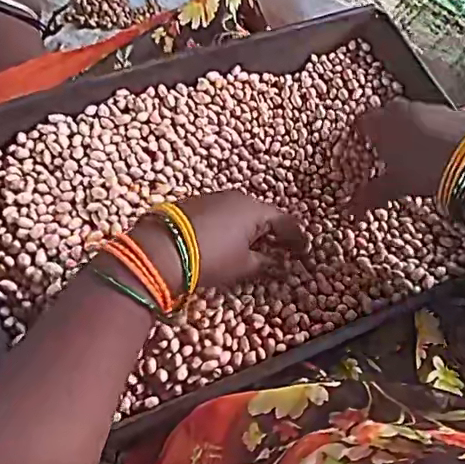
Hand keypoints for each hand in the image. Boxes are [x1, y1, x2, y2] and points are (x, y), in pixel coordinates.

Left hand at [128, 190, 308, 294]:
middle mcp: (235, 197)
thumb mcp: (243, 266)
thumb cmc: (210, 259)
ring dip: (249, 230)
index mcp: (254, 209)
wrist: (160, 251)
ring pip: (239, 213)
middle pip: (261, 215)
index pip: (284, 222)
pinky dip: (230, 228)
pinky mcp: (193, 205)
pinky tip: (227, 242)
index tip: (304, 251)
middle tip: (282, 250)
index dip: (296, 238)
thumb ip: (266, 263)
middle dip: (272, 233)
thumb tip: (280, 264)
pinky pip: (221, 215)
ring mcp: (212, 198)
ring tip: (254, 249)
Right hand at [350, 100, 464, 209]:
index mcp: (381, 123)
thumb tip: (354, 208)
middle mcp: (402, 109)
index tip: (362, 146)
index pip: (362, 122)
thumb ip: (373, 193)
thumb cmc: (424, 168)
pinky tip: (436, 149)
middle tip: (385, 150)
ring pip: (411, 115)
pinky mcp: (452, 110)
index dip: (361, 134)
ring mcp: (428, 107)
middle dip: (385, 129)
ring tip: (413, 152)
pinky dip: (431, 130)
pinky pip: (434, 118)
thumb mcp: (395, 185)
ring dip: (409, 128)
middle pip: (386, 114)